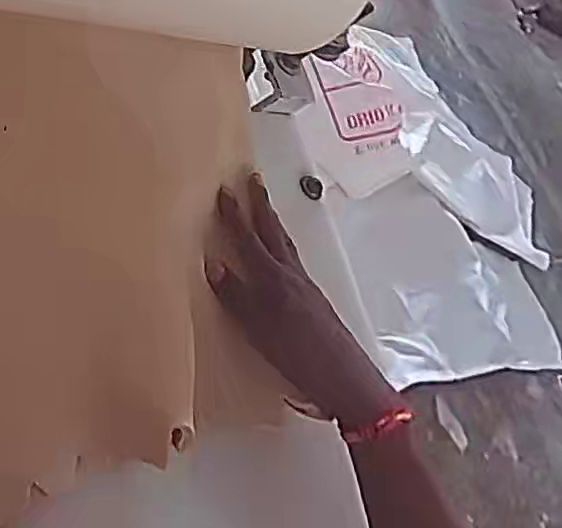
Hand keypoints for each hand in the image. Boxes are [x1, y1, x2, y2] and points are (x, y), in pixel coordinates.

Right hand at [206, 175, 400, 426]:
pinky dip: (283, 244)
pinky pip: (293, 258)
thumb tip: (214, 264)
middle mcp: (290, 275)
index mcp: (273, 280)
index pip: (248, 239)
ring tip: (266, 206)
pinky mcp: (314, 299)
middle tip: (254, 179)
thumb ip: (236, 298)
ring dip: (273, 221)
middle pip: (272, 231)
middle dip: (260, 204)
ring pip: (285, 242)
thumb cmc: (301, 358)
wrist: (348, 381)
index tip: (224, 191)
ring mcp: (305, 285)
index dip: (234, 215)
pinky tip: (282, 251)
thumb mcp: (259, 330)